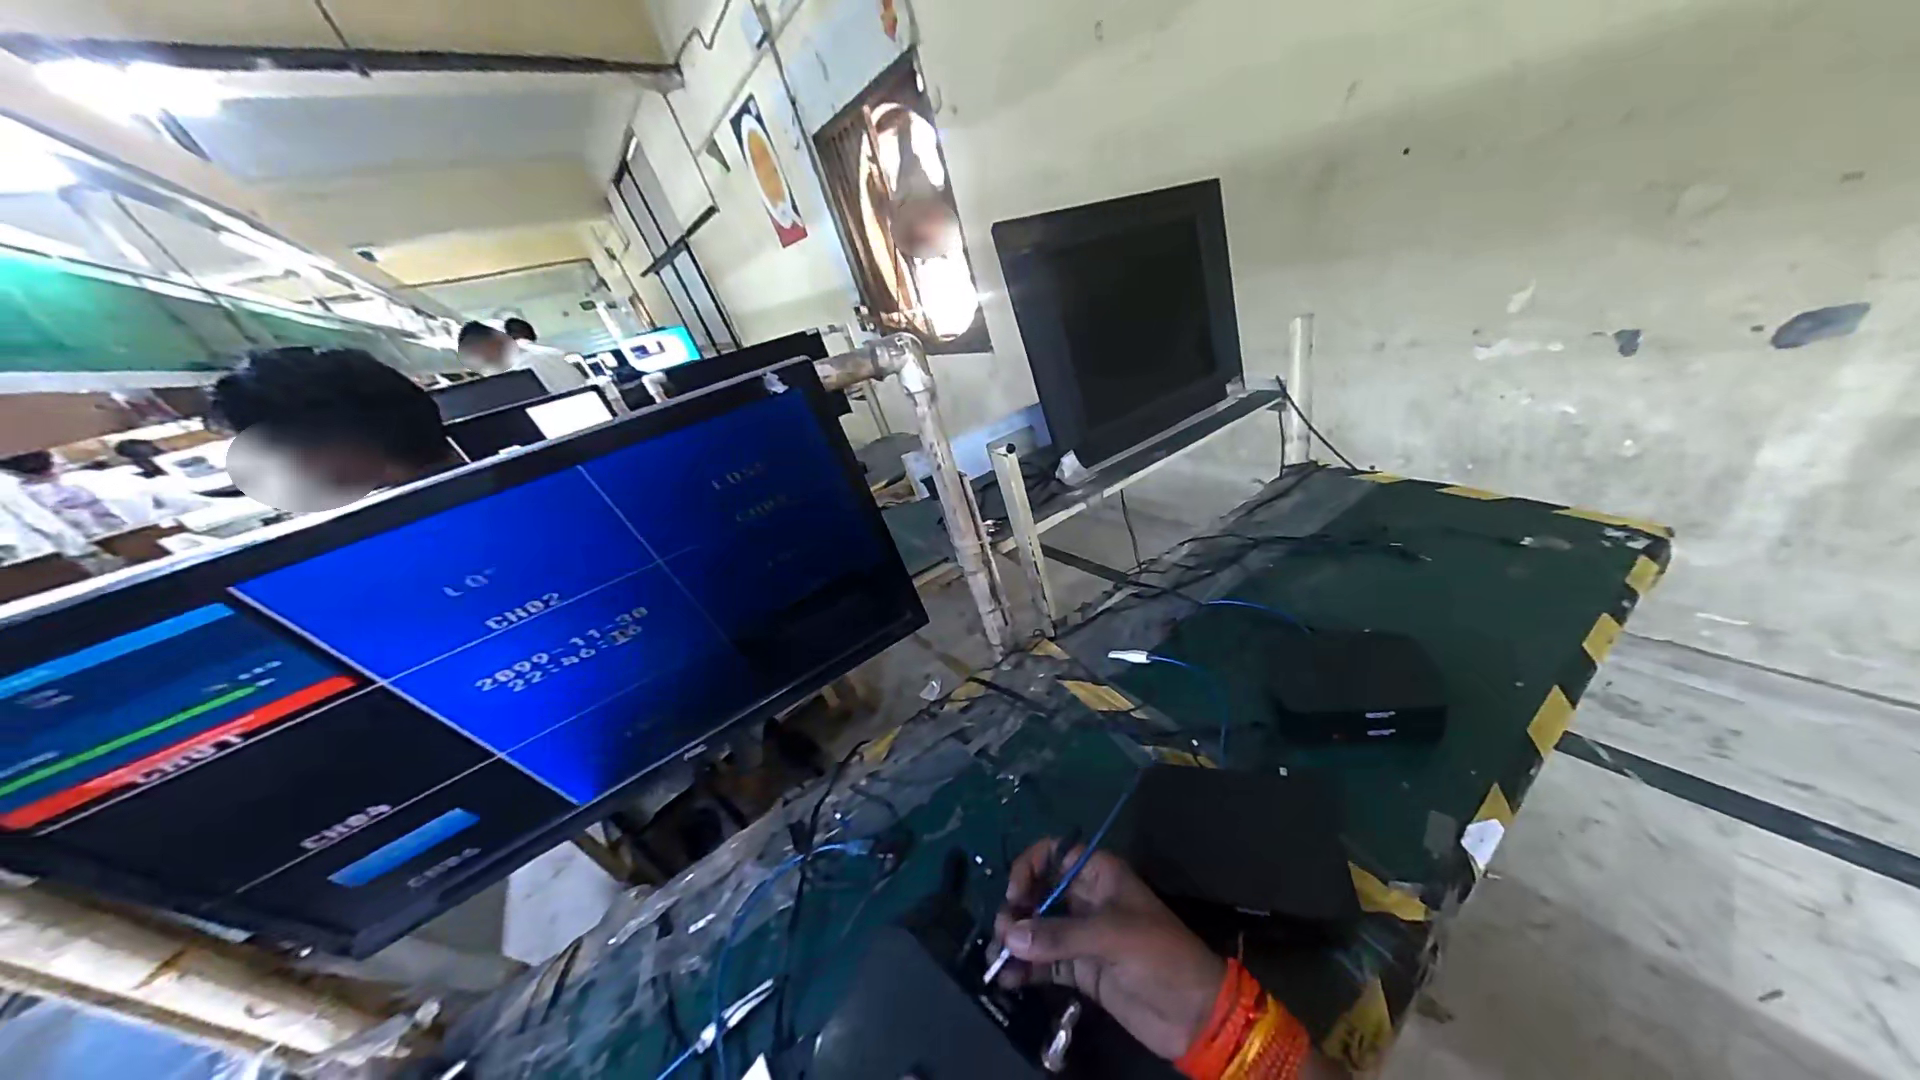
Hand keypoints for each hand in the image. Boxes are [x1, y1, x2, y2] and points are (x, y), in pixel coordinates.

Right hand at [992, 838, 1226, 1059]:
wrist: (1195, 1014)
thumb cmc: (1161, 955)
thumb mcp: (1113, 936)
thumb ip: (1060, 935)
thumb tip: (1010, 936)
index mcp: (1098, 874)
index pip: (1053, 854)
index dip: (1030, 867)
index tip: (1016, 894)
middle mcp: (1085, 898)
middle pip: (1038, 891)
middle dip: (1016, 909)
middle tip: (1002, 934)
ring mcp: (1080, 934)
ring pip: (1036, 928)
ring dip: (1014, 941)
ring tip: (997, 961)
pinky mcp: (1079, 969)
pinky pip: (1043, 961)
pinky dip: (1023, 969)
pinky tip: (1007, 980)